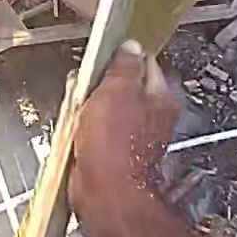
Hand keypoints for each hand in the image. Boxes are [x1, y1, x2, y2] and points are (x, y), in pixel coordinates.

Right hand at [69, 41, 177, 225]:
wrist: (105, 191)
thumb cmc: (114, 141)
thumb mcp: (117, 89)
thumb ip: (125, 65)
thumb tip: (131, 45)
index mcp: (160, 97)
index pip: (145, 62)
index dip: (122, 55)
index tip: (104, 55)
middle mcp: (152, 115)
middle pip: (124, 84)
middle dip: (101, 82)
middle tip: (87, 84)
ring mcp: (134, 134)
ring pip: (108, 105)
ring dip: (90, 103)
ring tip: (78, 107)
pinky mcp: (114, 149)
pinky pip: (97, 126)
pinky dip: (85, 124)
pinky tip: (76, 126)